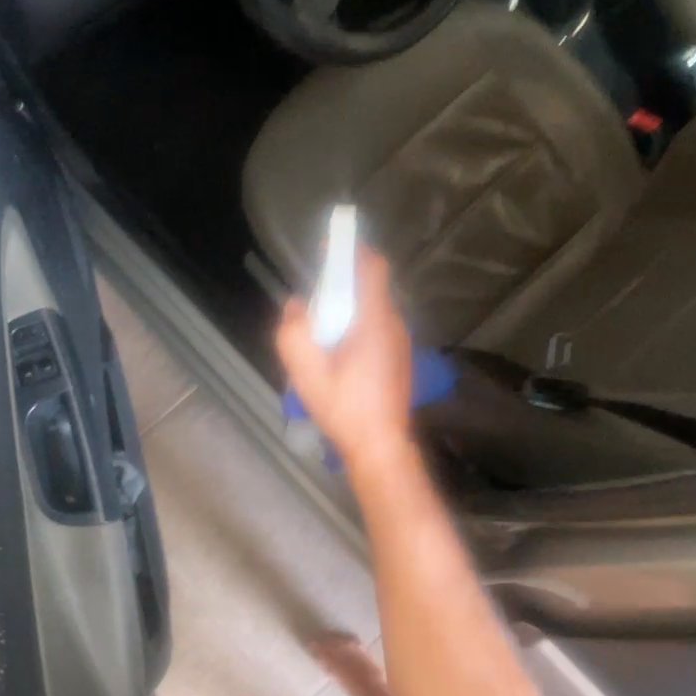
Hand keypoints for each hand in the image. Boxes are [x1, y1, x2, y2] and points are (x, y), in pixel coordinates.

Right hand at [277, 249, 415, 473]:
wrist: (380, 446)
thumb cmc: (344, 407)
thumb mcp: (305, 370)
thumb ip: (294, 331)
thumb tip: (296, 307)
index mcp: (375, 320)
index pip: (373, 267)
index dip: (353, 251)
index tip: (330, 250)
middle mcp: (394, 326)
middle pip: (372, 289)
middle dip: (344, 285)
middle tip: (317, 300)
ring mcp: (401, 345)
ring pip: (375, 312)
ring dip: (351, 311)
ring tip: (324, 332)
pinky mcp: (401, 362)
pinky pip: (379, 331)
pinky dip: (360, 330)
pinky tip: (340, 357)